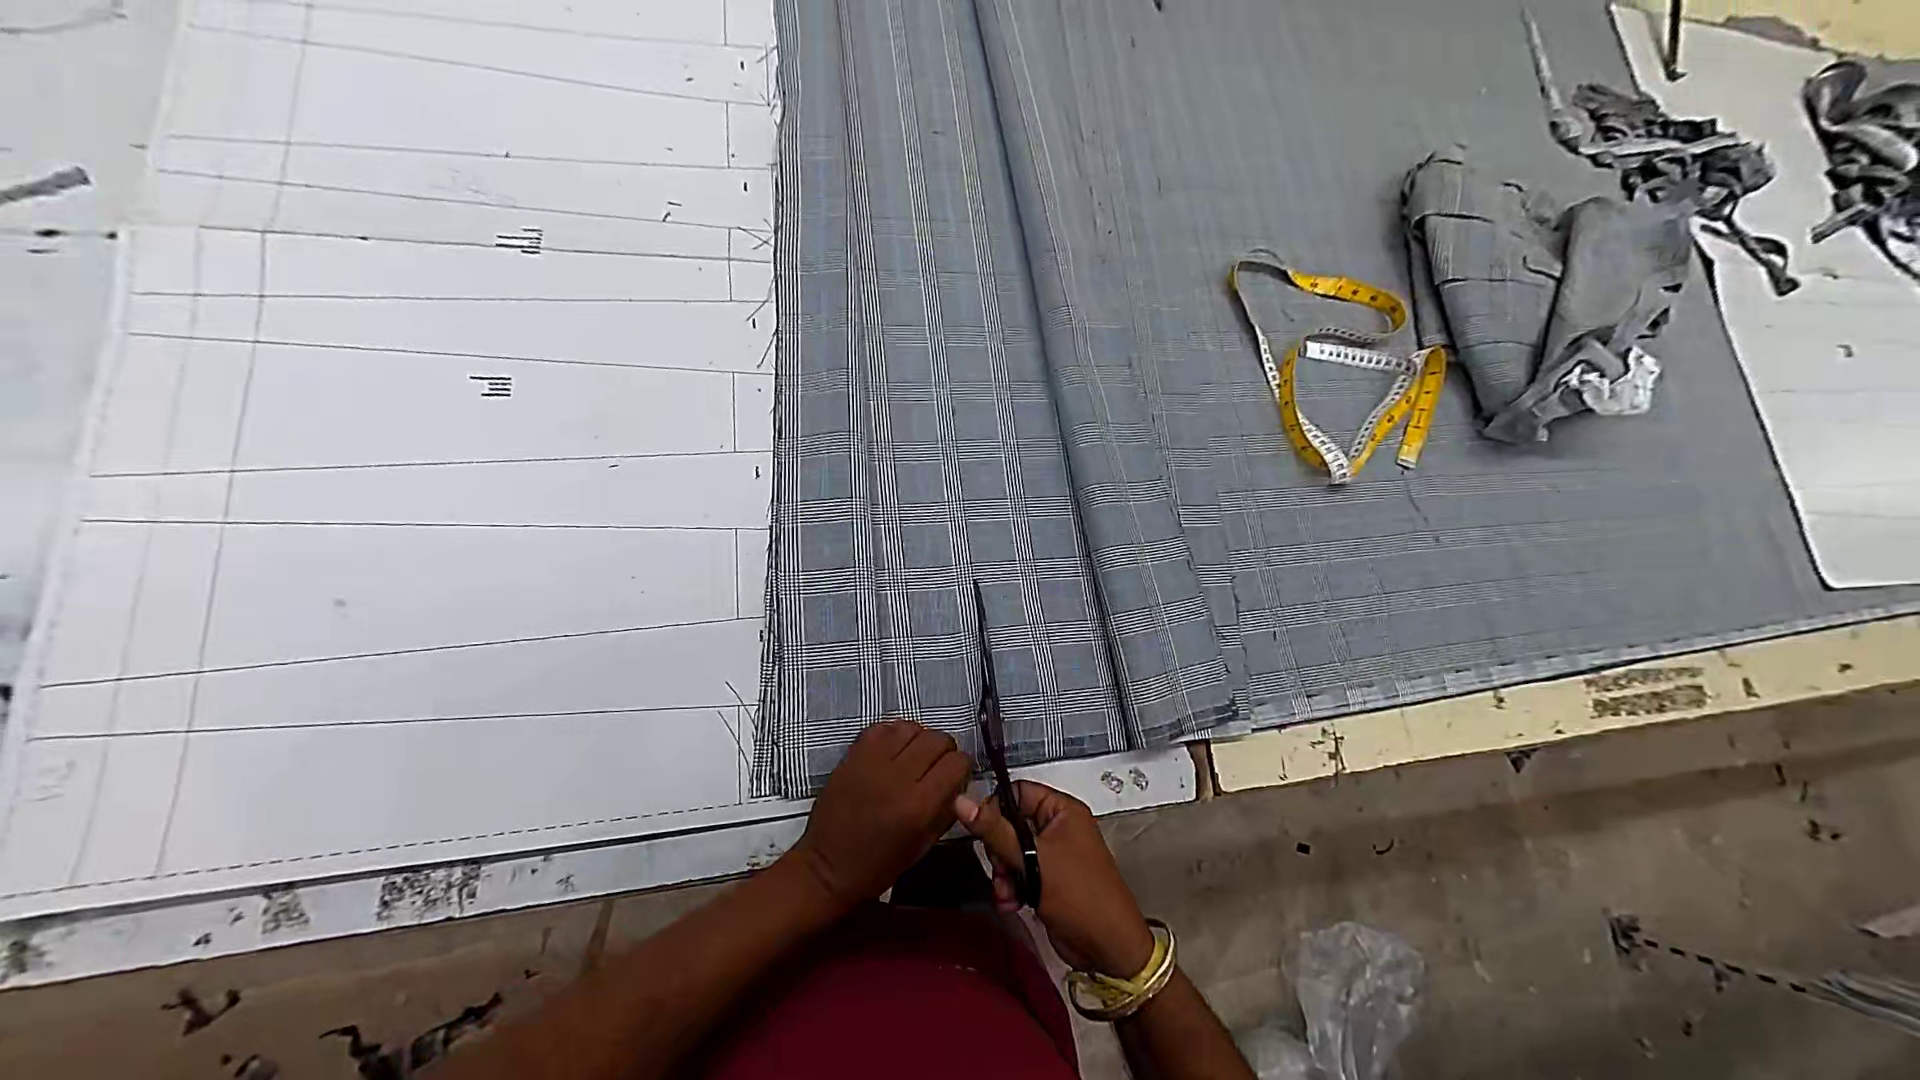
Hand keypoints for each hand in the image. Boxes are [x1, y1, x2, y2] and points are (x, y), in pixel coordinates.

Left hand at [783, 720, 972, 913]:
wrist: (828, 866)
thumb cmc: (879, 865)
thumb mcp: (924, 844)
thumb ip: (947, 808)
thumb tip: (960, 782)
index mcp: (920, 805)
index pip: (957, 762)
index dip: (962, 767)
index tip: (957, 775)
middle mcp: (899, 777)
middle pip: (937, 739)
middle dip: (944, 750)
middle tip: (937, 765)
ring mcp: (873, 761)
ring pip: (911, 727)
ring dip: (919, 739)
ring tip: (914, 755)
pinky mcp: (853, 754)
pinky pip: (883, 727)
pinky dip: (893, 734)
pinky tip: (893, 750)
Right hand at [956, 781, 1154, 977]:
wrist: (1108, 949)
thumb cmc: (1077, 895)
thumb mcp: (1032, 860)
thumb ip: (994, 830)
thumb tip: (961, 800)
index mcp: (1062, 810)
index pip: (1018, 792)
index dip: (996, 807)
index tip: (982, 830)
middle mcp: (1058, 827)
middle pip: (1011, 824)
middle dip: (1000, 851)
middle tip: (1002, 868)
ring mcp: (1054, 855)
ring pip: (1012, 852)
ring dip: (1004, 874)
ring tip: (1007, 893)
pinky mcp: (1049, 880)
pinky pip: (1020, 873)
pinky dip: (1012, 887)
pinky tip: (1011, 904)